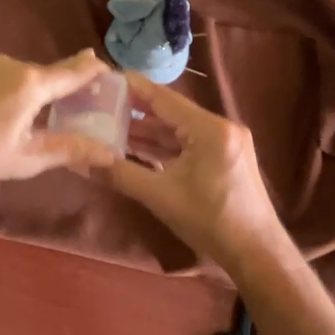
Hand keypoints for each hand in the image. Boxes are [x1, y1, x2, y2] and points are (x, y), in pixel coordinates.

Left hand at [0, 51, 122, 183]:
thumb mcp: (27, 157)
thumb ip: (69, 149)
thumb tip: (108, 152)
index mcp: (30, 83)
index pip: (73, 72)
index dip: (95, 71)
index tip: (113, 72)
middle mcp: (13, 65)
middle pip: (50, 75)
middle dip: (68, 88)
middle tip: (85, 107)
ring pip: (28, 76)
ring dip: (41, 91)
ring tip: (50, 116)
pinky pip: (8, 77)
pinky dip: (20, 89)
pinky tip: (18, 111)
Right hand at [102, 73, 284, 273]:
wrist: (257, 255)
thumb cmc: (211, 222)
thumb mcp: (158, 196)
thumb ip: (117, 172)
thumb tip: (77, 159)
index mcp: (209, 129)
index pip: (161, 97)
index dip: (129, 87)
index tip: (99, 79)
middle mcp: (220, 127)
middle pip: (167, 111)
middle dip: (131, 111)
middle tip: (95, 106)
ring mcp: (224, 143)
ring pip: (175, 129)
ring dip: (144, 131)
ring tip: (105, 128)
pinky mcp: (223, 158)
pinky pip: (185, 143)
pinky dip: (160, 146)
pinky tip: (132, 149)